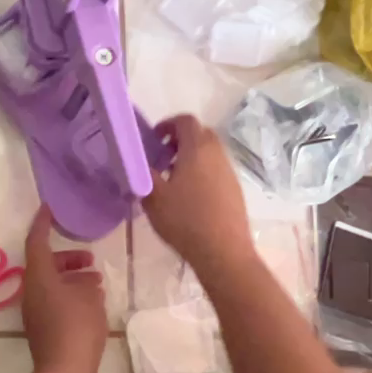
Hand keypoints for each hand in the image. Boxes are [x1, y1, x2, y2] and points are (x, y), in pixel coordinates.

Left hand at [21, 206, 106, 372]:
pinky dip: (69, 293)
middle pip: (44, 264)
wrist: (64, 372)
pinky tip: (91, 301)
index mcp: (38, 277)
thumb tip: (86, 282)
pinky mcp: (41, 327)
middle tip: (89, 257)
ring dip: (70, 277)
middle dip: (66, 257)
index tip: (50, 208)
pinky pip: (53, 300)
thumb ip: (87, 283)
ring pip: (49, 283)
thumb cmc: (78, 328)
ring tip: (96, 281)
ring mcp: (34, 311)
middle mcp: (30, 291)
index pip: (36, 241)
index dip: (43, 223)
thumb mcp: (90, 298)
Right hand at [142, 115, 255, 277]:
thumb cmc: (185, 220)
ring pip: (210, 153)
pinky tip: (190, 198)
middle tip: (162, 158)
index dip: (168, 124)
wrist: (223, 251)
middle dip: (180, 140)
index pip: (185, 121)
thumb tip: (136, 163)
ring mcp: (229, 172)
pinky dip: (202, 173)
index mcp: (197, 149)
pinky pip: (217, 170)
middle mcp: (217, 154)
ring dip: (191, 158)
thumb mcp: (153, 197)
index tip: (154, 140)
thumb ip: (142, 174)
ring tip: (173, 180)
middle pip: (200, 134)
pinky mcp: (235, 190)